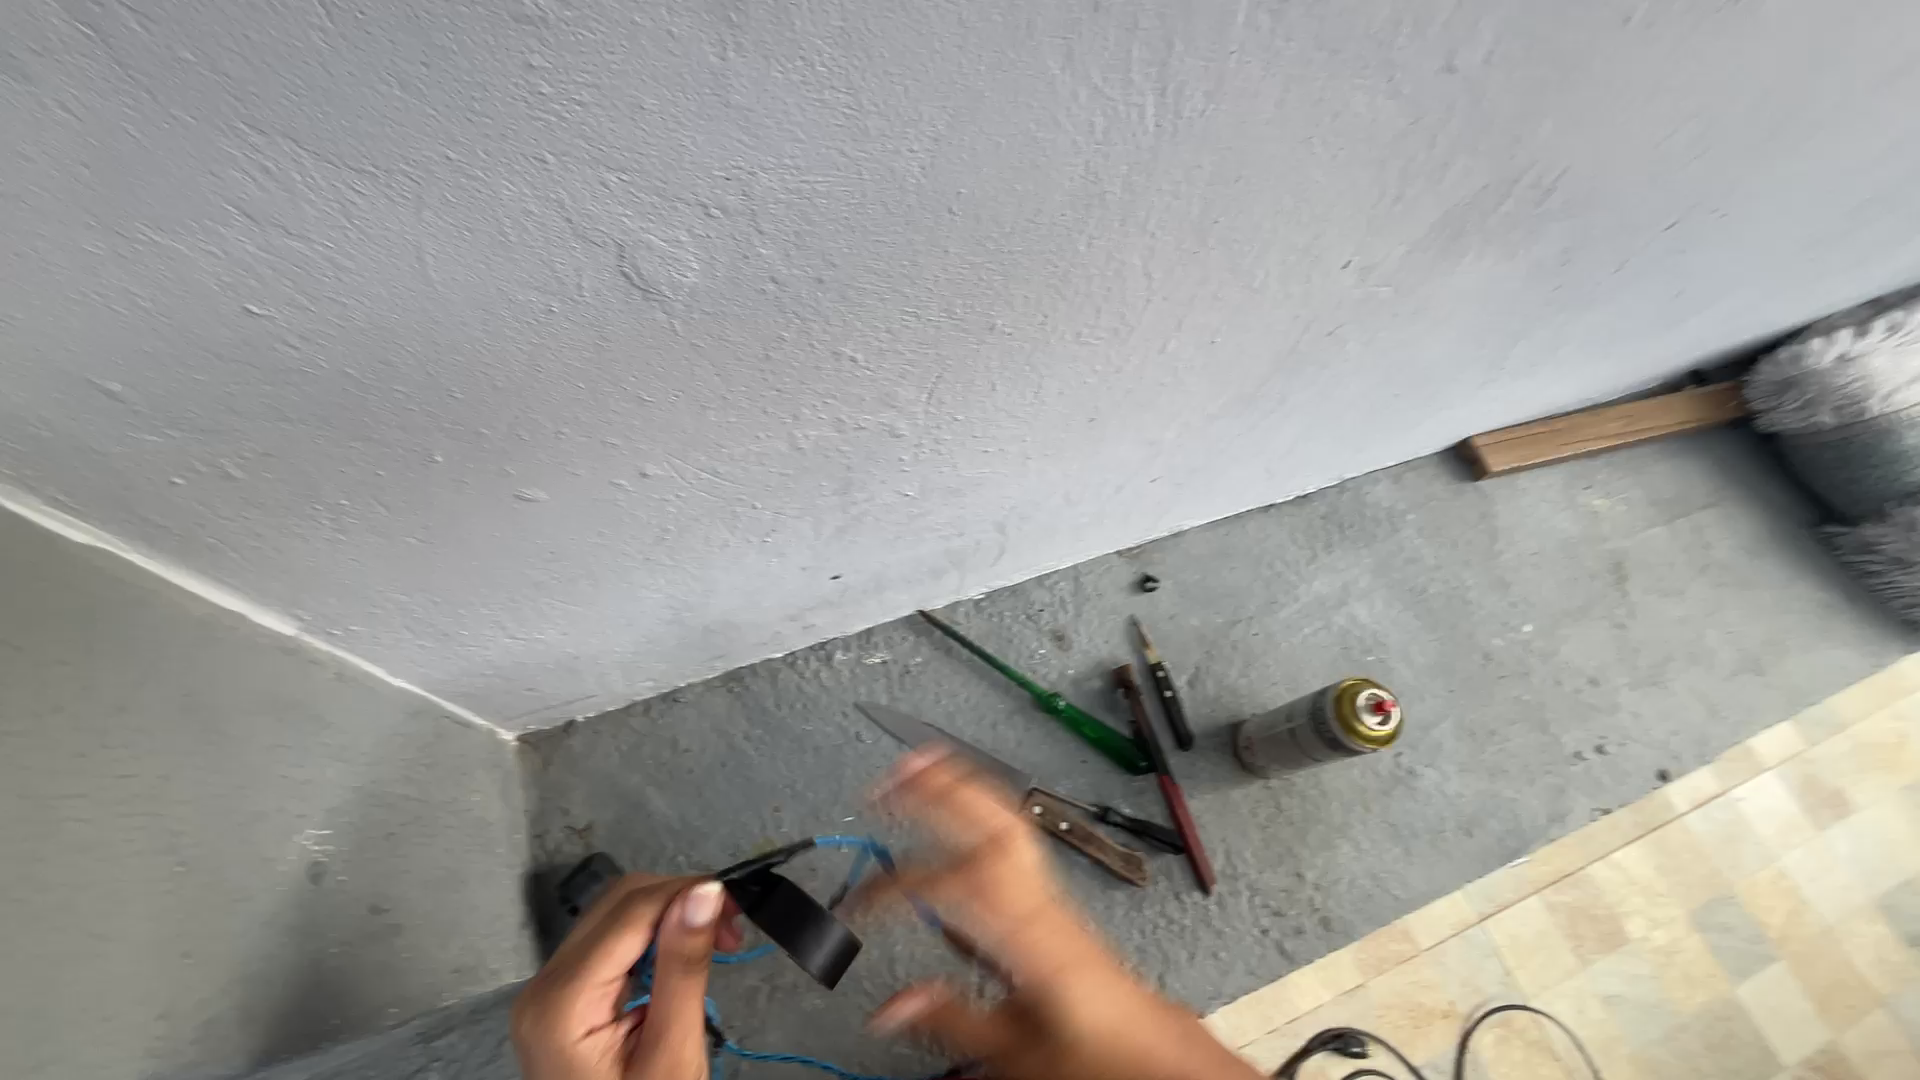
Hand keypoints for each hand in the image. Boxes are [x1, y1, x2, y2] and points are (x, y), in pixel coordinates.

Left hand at [511, 875, 743, 1079]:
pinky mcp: (564, 999)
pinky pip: (612, 941)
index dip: (687, 893)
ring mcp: (550, 991)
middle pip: (620, 902)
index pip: (631, 910)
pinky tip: (682, 955)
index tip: (739, 911)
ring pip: (617, 914)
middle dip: (681, 899)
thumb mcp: (672, 1053)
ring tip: (715, 941)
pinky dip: (654, 935)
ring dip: (671, 913)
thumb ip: (683, 966)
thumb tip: (706, 888)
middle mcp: (544, 984)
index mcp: (561, 1000)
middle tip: (731, 931)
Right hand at [864, 748, 1261, 1079]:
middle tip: (891, 778)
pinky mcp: (1049, 886)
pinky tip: (962, 791)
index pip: (958, 887)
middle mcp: (1042, 900)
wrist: (1145, 1041)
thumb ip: (950, 1021)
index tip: (863, 898)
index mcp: (1032, 939)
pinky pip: (1016, 827)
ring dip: (962, 783)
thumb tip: (890, 1007)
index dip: (903, 884)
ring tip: (921, 762)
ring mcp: (1050, 886)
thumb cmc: (1091, 1047)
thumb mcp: (1015, 1052)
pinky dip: (984, 799)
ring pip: (1008, 816)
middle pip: (992, 824)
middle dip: (940, 793)